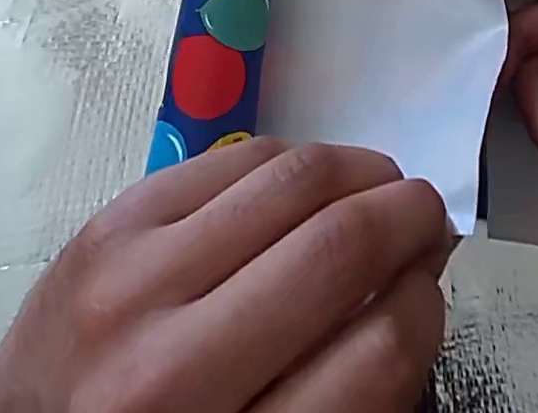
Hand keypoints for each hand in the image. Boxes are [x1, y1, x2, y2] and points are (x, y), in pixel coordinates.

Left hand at [0, 139, 449, 412]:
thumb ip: (356, 382)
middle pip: (343, 246)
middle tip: (426, 216)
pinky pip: (245, 154)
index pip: (379, 353)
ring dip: (366, 172)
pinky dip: (300, 162)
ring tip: (377, 189)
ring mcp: (129, 283)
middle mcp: (166, 376)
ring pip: (301, 177)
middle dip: (412, 215)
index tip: (427, 285)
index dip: (425, 305)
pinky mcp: (110, 222)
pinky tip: (306, 187)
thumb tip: (417, 268)